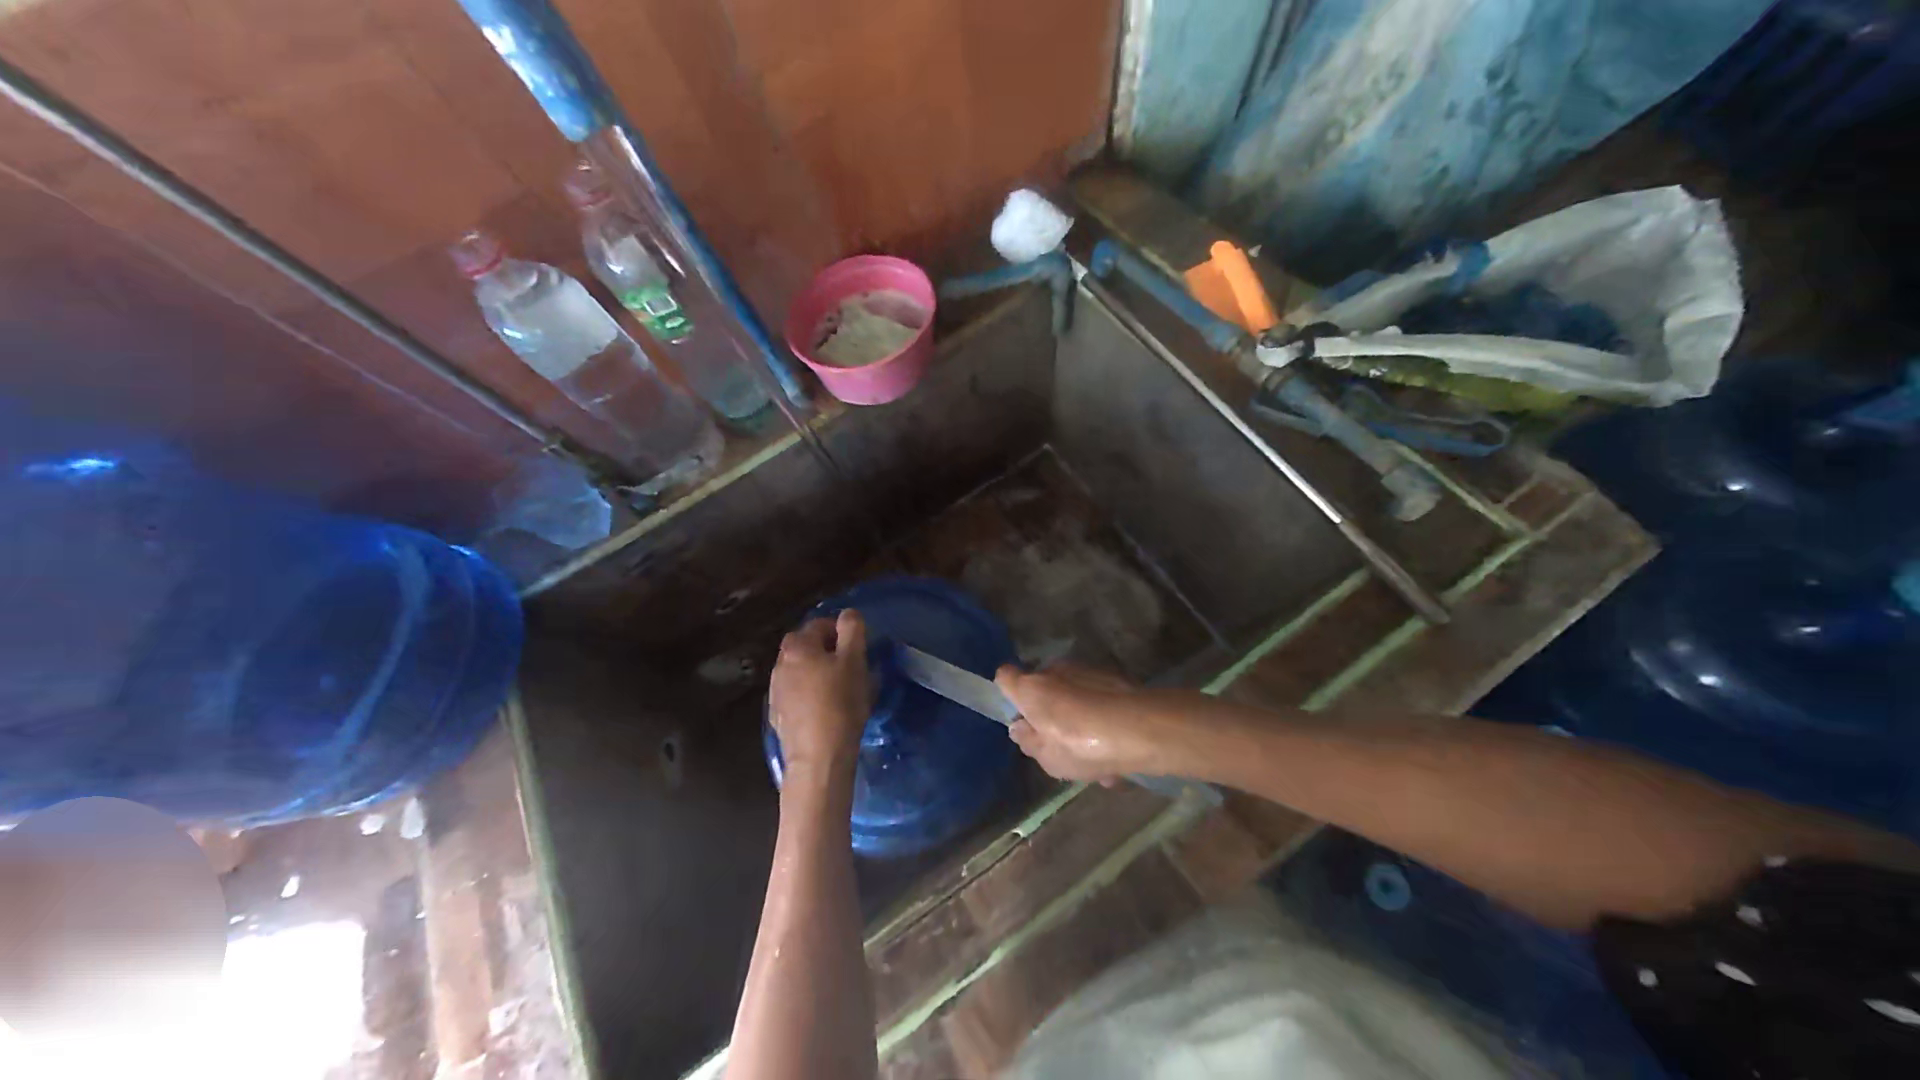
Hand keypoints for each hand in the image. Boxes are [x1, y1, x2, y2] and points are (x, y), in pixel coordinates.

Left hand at [769, 610, 870, 777]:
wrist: (818, 755)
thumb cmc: (841, 703)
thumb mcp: (855, 661)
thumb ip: (852, 631)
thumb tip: (848, 614)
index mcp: (798, 646)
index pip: (819, 624)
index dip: (841, 631)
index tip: (858, 647)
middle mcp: (780, 663)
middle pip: (806, 646)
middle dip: (826, 650)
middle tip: (849, 664)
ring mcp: (776, 690)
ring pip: (799, 669)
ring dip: (816, 671)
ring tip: (838, 687)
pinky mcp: (778, 713)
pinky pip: (796, 692)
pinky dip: (809, 692)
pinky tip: (824, 707)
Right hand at [996, 664, 1165, 783]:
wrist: (1138, 729)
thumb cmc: (1080, 746)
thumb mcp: (1047, 757)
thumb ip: (1029, 741)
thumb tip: (1020, 727)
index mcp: (1031, 689)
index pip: (1005, 677)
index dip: (1009, 693)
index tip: (1020, 717)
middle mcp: (1055, 671)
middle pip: (1043, 688)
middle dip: (1050, 712)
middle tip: (1063, 744)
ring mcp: (1086, 671)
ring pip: (1074, 695)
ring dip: (1080, 717)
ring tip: (1100, 758)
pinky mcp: (1114, 676)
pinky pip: (1099, 699)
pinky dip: (1103, 718)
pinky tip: (1119, 752)